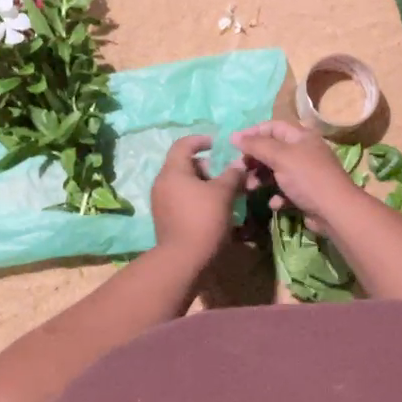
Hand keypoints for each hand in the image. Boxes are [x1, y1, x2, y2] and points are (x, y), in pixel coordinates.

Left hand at [150, 135, 245, 263]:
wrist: (183, 260)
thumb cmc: (203, 220)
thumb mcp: (223, 194)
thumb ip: (232, 174)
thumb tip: (239, 163)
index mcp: (172, 171)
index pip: (183, 144)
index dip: (202, 140)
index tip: (219, 145)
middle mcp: (162, 183)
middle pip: (186, 165)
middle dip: (210, 167)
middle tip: (230, 176)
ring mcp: (162, 202)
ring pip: (186, 184)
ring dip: (207, 184)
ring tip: (228, 193)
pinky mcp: (166, 218)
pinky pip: (183, 199)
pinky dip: (199, 198)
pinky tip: (216, 209)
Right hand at [230, 120, 366, 234]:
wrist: (334, 211)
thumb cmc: (307, 177)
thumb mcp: (280, 156)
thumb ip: (256, 145)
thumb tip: (233, 136)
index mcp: (301, 136)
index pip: (273, 126)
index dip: (253, 133)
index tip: (234, 144)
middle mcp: (304, 152)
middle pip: (272, 150)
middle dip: (255, 159)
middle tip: (240, 170)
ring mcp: (305, 173)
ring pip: (276, 172)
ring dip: (261, 179)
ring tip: (250, 188)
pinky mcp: (305, 193)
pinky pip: (285, 191)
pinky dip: (277, 196)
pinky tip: (275, 204)